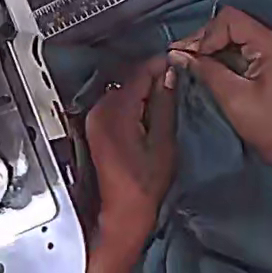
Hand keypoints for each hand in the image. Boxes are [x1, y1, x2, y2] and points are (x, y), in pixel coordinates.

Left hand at [84, 55, 177, 255]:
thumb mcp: (163, 142)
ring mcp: (94, 119)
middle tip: (176, 76)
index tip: (176, 60)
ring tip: (167, 92)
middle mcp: (99, 110)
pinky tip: (149, 109)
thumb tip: (168, 76)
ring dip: (143, 89)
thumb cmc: (145, 184)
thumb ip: (164, 105)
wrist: (123, 212)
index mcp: (115, 112)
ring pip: (122, 91)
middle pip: (128, 81)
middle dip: (152, 76)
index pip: (138, 74)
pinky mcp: (95, 128)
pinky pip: (116, 104)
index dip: (159, 64)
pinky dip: (133, 102)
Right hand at [169, 7, 271, 200]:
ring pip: (239, 35)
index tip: (189, 56)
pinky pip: (247, 47)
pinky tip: (210, 66)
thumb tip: (177, 54)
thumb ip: (206, 70)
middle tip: (182, 57)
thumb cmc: (269, 127)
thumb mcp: (233, 98)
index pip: (231, 20)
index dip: (205, 35)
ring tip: (192, 62)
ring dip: (215, 47)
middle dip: (207, 39)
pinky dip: (227, 54)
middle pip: (235, 24)